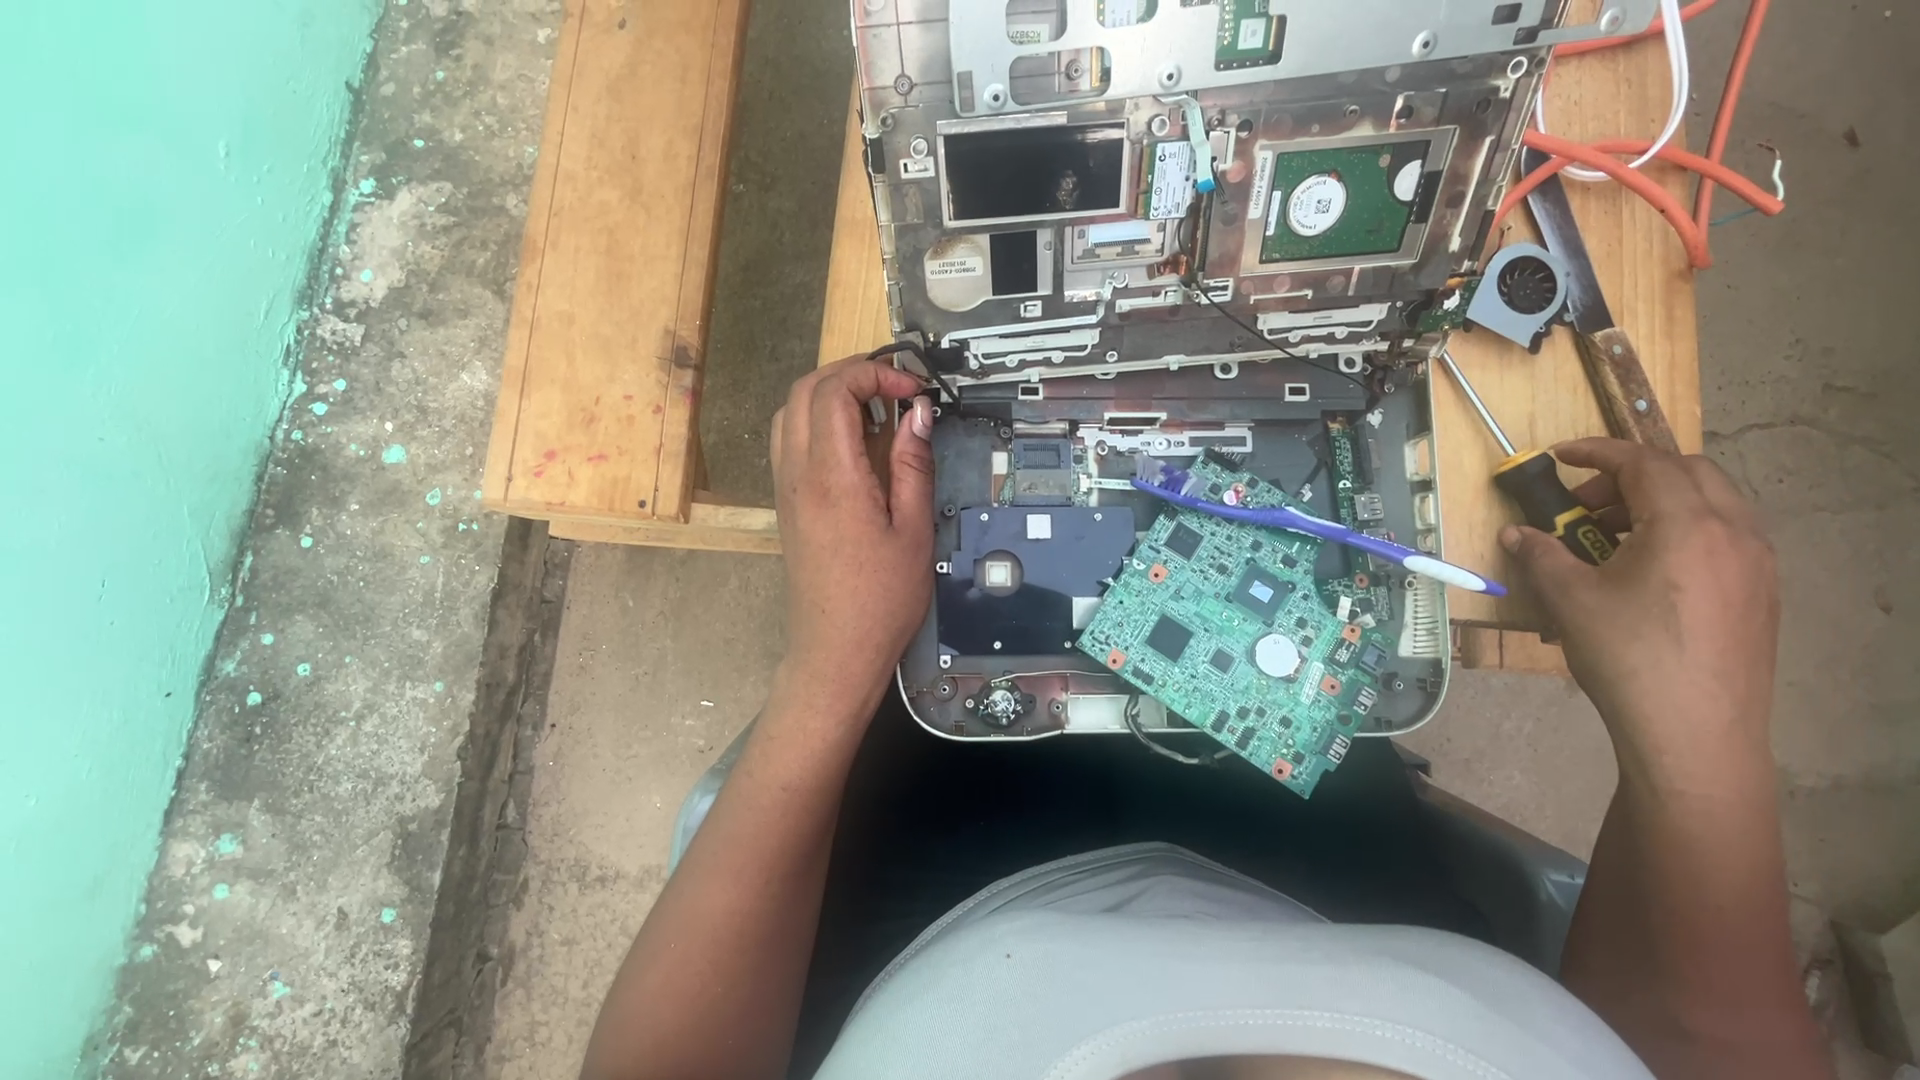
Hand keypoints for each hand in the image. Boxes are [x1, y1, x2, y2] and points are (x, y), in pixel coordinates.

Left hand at [769, 357, 935, 708]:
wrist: (835, 649)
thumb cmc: (882, 599)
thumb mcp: (915, 531)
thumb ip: (913, 465)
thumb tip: (917, 412)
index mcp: (833, 477)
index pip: (835, 392)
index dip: (875, 373)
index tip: (913, 391)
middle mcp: (798, 473)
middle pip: (805, 390)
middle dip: (851, 373)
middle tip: (895, 388)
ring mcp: (785, 487)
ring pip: (789, 411)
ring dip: (830, 394)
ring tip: (877, 411)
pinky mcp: (786, 502)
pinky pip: (788, 438)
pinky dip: (817, 420)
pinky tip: (854, 444)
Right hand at [1499, 438, 1777, 793]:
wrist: (1694, 731)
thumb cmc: (1627, 656)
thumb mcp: (1570, 600)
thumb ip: (1542, 555)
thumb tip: (1515, 534)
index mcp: (1687, 524)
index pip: (1645, 462)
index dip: (1597, 451)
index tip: (1559, 456)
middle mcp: (1735, 532)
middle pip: (1687, 473)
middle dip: (1630, 475)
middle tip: (1582, 503)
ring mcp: (1757, 564)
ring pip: (1711, 504)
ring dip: (1657, 503)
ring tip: (1607, 538)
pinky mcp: (1761, 594)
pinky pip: (1724, 536)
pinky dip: (1681, 531)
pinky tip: (1644, 570)